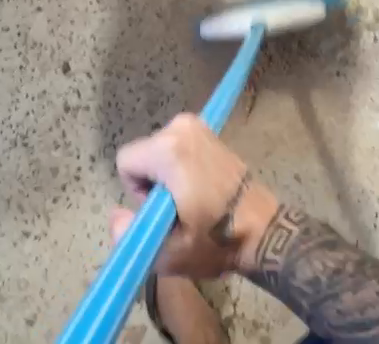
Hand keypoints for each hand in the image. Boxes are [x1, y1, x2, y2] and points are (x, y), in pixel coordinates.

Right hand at [109, 114, 280, 277]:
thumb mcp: (169, 253)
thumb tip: (115, 215)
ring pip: (158, 151)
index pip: (126, 161)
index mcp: (168, 149)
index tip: (160, 211)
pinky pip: (177, 146)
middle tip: (177, 209)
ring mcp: (197, 124)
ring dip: (166, 175)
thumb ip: (130, 236)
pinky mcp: (209, 131)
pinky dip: (181, 166)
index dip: (137, 191)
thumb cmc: (217, 240)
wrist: (264, 229)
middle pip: (143, 154)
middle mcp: (180, 126)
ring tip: (191, 200)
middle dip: (151, 182)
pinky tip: (200, 188)